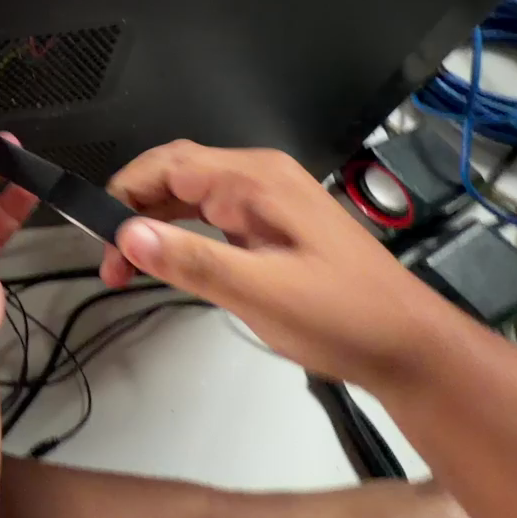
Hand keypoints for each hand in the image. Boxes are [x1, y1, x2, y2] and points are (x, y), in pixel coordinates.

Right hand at [97, 140, 469, 386]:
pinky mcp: (269, 220)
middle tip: (111, 260)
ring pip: (186, 192)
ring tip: (128, 263)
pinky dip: (177, 231)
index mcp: (254, 180)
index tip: (99, 237)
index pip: (166, 165)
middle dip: (132, 210)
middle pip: (172, 173)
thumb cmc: (345, 319)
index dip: (123, 194)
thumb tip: (127, 234)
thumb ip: (191, 261)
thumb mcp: (261, 294)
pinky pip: (207, 210)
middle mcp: (257, 177)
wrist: (417, 353)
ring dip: (151, 222)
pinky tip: (167, 257)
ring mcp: (264, 197)